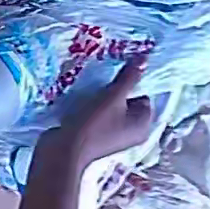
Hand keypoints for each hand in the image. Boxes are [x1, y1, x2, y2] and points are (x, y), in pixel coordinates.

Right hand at [36, 59, 154, 172]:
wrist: (64, 150)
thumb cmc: (94, 123)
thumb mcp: (113, 96)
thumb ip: (129, 77)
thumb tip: (145, 59)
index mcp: (143, 124)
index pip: (143, 95)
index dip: (130, 84)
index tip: (114, 76)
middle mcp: (132, 132)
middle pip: (127, 101)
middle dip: (114, 90)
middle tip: (101, 82)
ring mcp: (113, 136)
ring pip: (111, 108)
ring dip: (101, 98)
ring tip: (90, 91)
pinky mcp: (96, 137)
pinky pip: (99, 116)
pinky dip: (92, 108)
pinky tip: (81, 103)